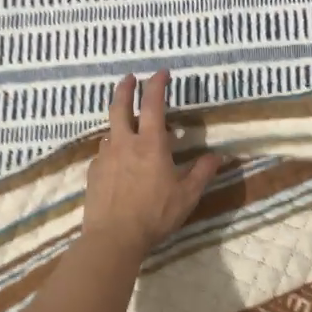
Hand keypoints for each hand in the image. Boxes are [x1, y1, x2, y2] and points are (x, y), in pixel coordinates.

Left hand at [83, 70, 223, 258]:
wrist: (113, 238)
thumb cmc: (155, 215)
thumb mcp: (187, 195)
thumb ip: (202, 172)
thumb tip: (218, 156)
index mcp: (150, 144)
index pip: (152, 104)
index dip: (156, 85)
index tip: (161, 73)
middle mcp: (125, 144)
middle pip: (119, 107)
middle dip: (125, 88)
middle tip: (130, 78)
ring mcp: (105, 158)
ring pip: (111, 131)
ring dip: (119, 124)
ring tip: (129, 130)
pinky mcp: (94, 174)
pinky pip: (104, 154)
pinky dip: (113, 150)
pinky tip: (119, 163)